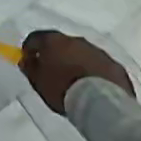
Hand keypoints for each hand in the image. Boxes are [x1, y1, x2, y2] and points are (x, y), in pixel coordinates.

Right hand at [20, 30, 134, 113]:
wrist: (101, 102)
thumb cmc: (62, 89)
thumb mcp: (38, 82)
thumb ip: (30, 68)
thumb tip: (26, 60)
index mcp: (54, 40)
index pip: (36, 38)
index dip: (30, 49)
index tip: (28, 61)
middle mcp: (76, 40)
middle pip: (61, 44)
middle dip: (56, 55)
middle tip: (53, 72)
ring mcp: (97, 52)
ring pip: (82, 53)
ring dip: (76, 62)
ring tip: (75, 82)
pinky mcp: (115, 66)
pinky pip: (100, 66)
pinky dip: (94, 72)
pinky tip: (93, 88)